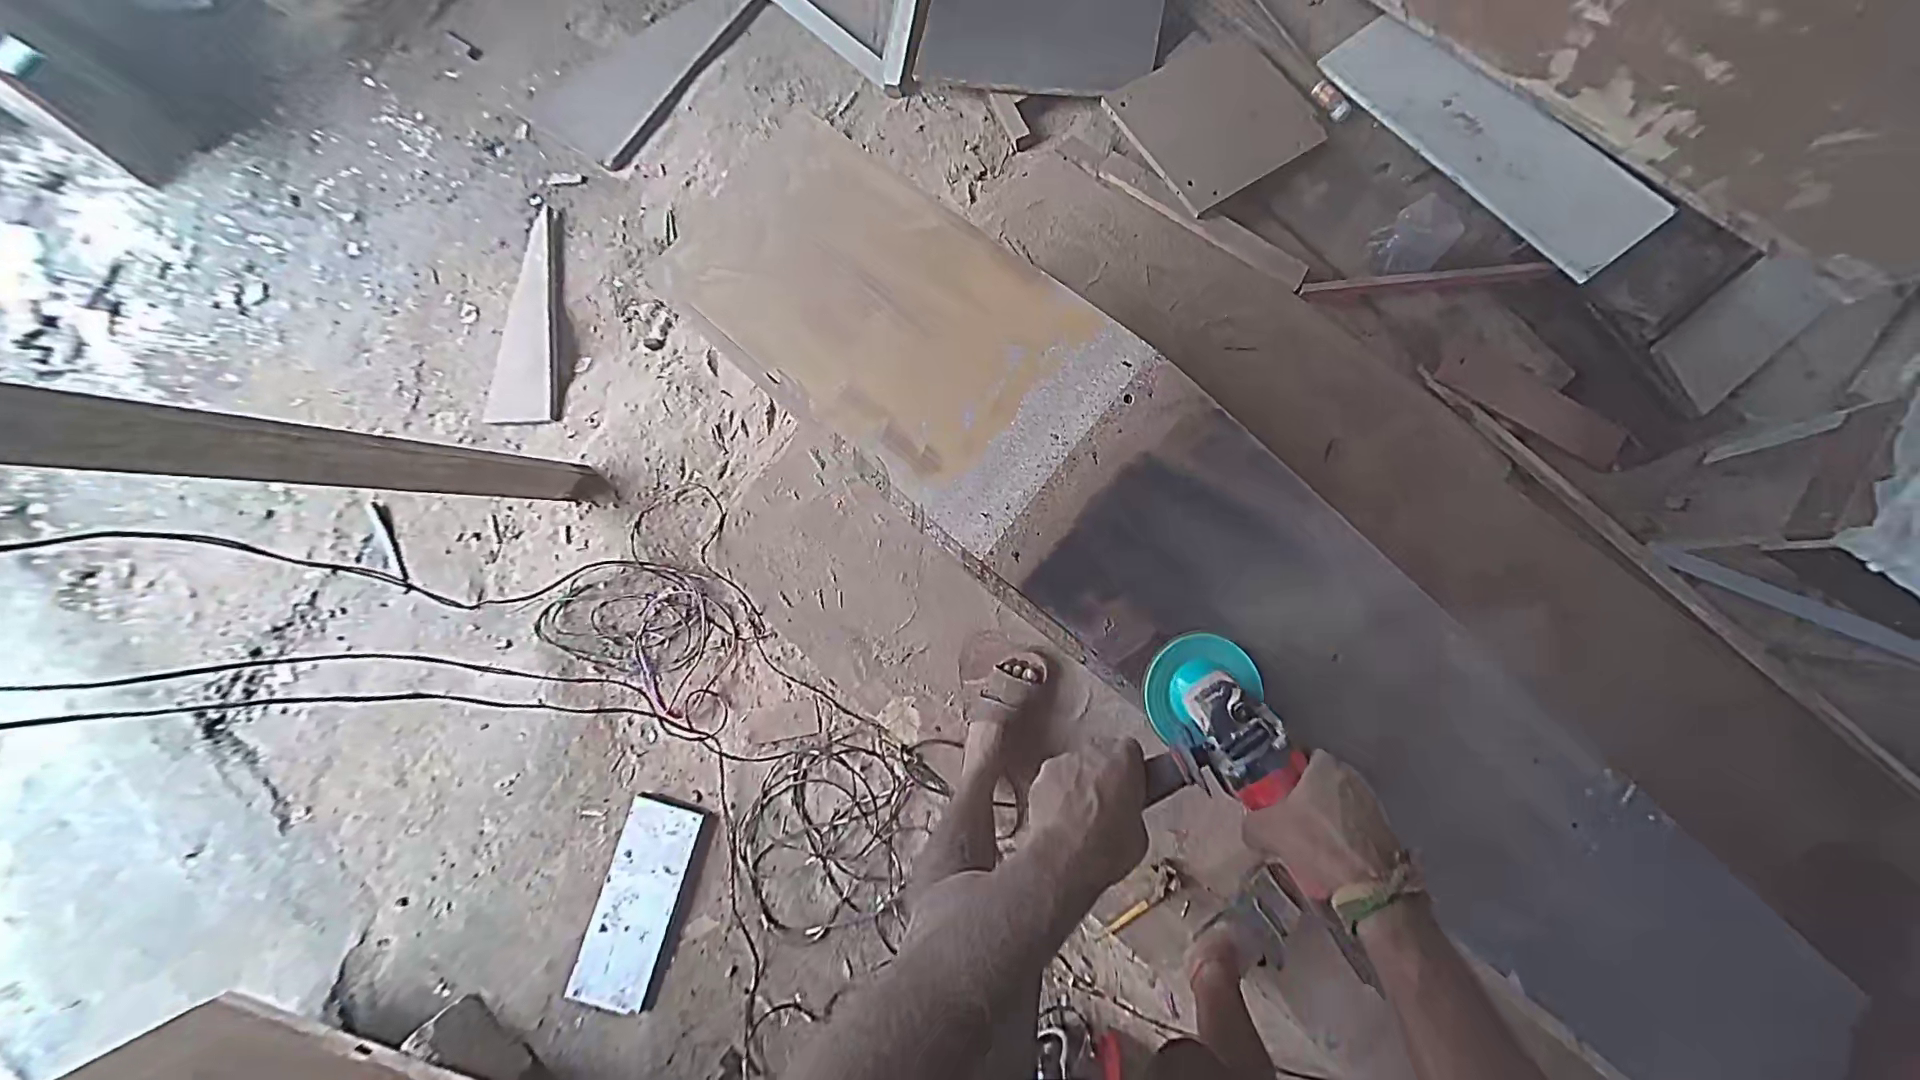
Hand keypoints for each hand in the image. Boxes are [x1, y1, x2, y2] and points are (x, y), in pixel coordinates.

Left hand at [1027, 737, 1148, 895]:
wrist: (1063, 859)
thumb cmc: (1106, 848)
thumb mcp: (1139, 832)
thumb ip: (1132, 807)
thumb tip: (1124, 810)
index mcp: (1124, 760)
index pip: (1130, 750)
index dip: (1130, 770)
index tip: (1129, 788)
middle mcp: (1092, 752)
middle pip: (1100, 754)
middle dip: (1103, 773)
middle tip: (1107, 804)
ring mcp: (1063, 761)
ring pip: (1075, 767)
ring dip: (1079, 783)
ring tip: (1080, 817)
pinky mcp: (1041, 775)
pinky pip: (1054, 779)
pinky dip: (1057, 793)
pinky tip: (1060, 818)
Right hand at [1242, 751, 1401, 899]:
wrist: (1368, 888)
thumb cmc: (1314, 842)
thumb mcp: (1265, 831)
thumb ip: (1252, 824)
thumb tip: (1253, 830)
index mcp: (1326, 767)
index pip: (1305, 756)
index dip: (1290, 772)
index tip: (1278, 790)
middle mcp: (1354, 778)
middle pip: (1323, 782)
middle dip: (1308, 796)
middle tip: (1291, 815)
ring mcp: (1374, 805)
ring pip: (1340, 805)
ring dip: (1327, 818)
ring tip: (1311, 841)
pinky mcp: (1387, 831)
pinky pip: (1356, 827)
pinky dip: (1344, 837)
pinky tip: (1331, 857)